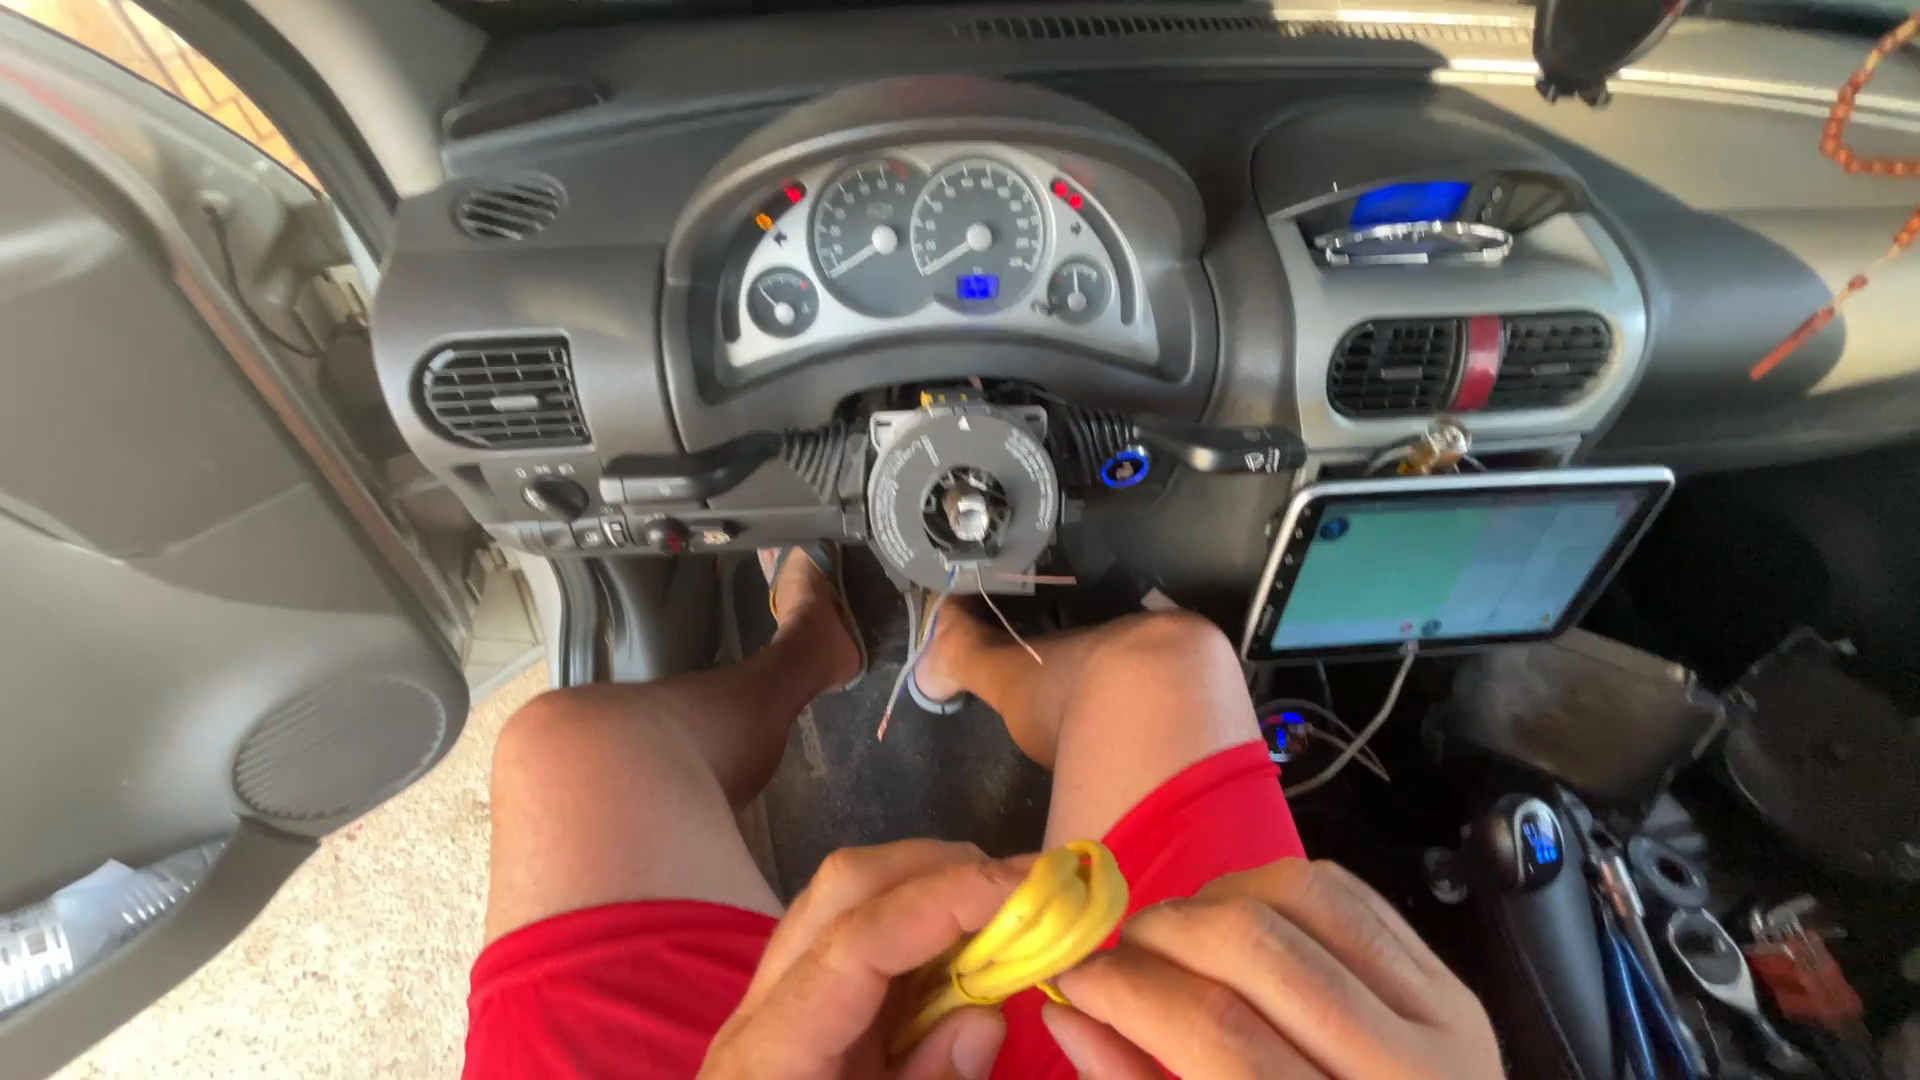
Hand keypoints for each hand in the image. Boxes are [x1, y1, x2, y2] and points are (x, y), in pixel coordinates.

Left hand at [699, 840, 1027, 1079]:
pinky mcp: (799, 989)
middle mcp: (761, 1003)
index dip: (947, 901)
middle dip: (943, 869)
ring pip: (851, 887)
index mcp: (770, 1056)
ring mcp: (774, 987)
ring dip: (933, 881)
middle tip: (1022, 889)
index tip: (1029, 887)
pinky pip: (858, 916)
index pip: (857, 943)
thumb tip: (987, 1015)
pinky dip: (919, 913)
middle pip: (848, 885)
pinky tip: (962, 940)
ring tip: (1000, 908)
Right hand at [1045, 859, 1501, 1078]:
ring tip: (1182, 940)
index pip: (1221, 1037)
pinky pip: (1337, 885)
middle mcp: (1417, 1077)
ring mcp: (1447, 1016)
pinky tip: (1238, 924)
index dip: (1129, 993)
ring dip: (1212, 899)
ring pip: (1296, 890)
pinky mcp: (1447, 978)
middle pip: (1255, 945)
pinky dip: (1265, 886)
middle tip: (1125, 954)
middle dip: (1162, 933)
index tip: (1074, 976)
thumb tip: (1066, 1008)